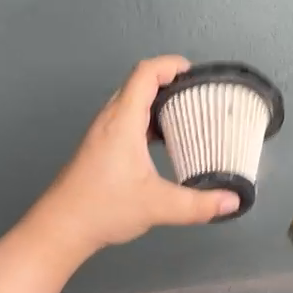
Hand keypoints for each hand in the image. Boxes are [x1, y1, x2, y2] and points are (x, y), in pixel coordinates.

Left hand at [24, 56, 242, 258]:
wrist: (60, 228)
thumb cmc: (102, 208)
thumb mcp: (157, 206)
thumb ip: (198, 204)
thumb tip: (232, 201)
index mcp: (123, 121)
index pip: (145, 72)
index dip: (171, 64)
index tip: (196, 73)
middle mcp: (111, 119)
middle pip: (139, 82)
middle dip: (170, 80)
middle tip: (198, 93)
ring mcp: (102, 132)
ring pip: (132, 101)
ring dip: (158, 100)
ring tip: (187, 114)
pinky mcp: (100, 146)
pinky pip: (127, 118)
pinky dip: (148, 119)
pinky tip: (164, 141)